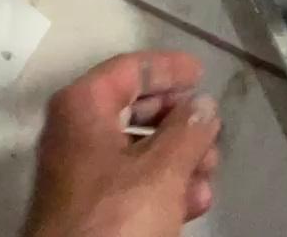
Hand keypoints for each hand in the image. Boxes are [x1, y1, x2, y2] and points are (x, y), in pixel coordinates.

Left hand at [21, 50, 221, 236]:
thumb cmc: (115, 218)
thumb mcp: (161, 171)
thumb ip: (187, 132)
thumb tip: (204, 104)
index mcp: (82, 104)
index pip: (130, 69)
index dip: (168, 68)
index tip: (201, 73)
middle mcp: (75, 129)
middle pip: (134, 108)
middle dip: (178, 120)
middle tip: (211, 126)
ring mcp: (80, 169)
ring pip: (137, 148)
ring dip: (178, 156)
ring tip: (211, 168)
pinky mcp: (89, 207)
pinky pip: (131, 181)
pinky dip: (163, 185)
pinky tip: (197, 200)